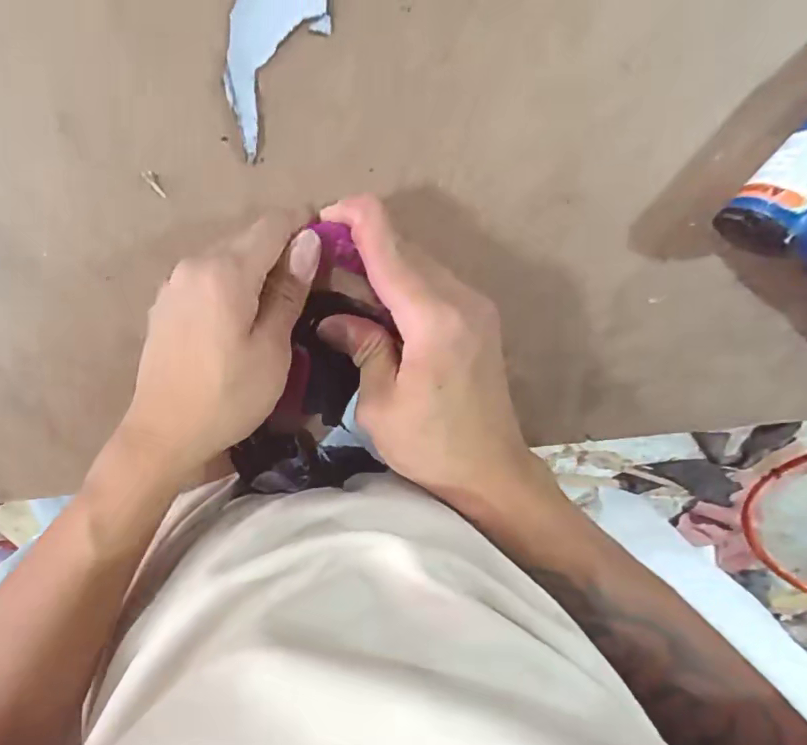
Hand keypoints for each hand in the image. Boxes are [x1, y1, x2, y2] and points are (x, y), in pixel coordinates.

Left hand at [115, 209, 319, 481]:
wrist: (162, 435)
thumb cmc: (225, 399)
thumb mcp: (271, 350)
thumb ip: (289, 293)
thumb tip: (307, 242)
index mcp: (224, 270)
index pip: (273, 223)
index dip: (305, 226)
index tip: (328, 245)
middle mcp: (193, 265)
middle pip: (245, 239)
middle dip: (279, 251)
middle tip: (306, 285)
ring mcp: (172, 286)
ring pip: (223, 260)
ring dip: (251, 271)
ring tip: (272, 306)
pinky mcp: (162, 309)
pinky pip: (203, 283)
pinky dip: (225, 289)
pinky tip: (236, 319)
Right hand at [316, 195, 552, 512]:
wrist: (488, 471)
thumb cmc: (427, 445)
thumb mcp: (378, 403)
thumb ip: (363, 348)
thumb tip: (335, 320)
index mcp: (434, 319)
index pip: (391, 250)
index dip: (358, 221)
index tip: (323, 212)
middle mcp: (461, 300)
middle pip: (408, 250)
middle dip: (363, 239)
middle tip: (318, 250)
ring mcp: (474, 308)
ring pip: (420, 265)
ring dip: (380, 260)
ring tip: (337, 269)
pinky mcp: (476, 322)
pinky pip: (432, 286)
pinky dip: (399, 281)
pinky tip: (371, 295)